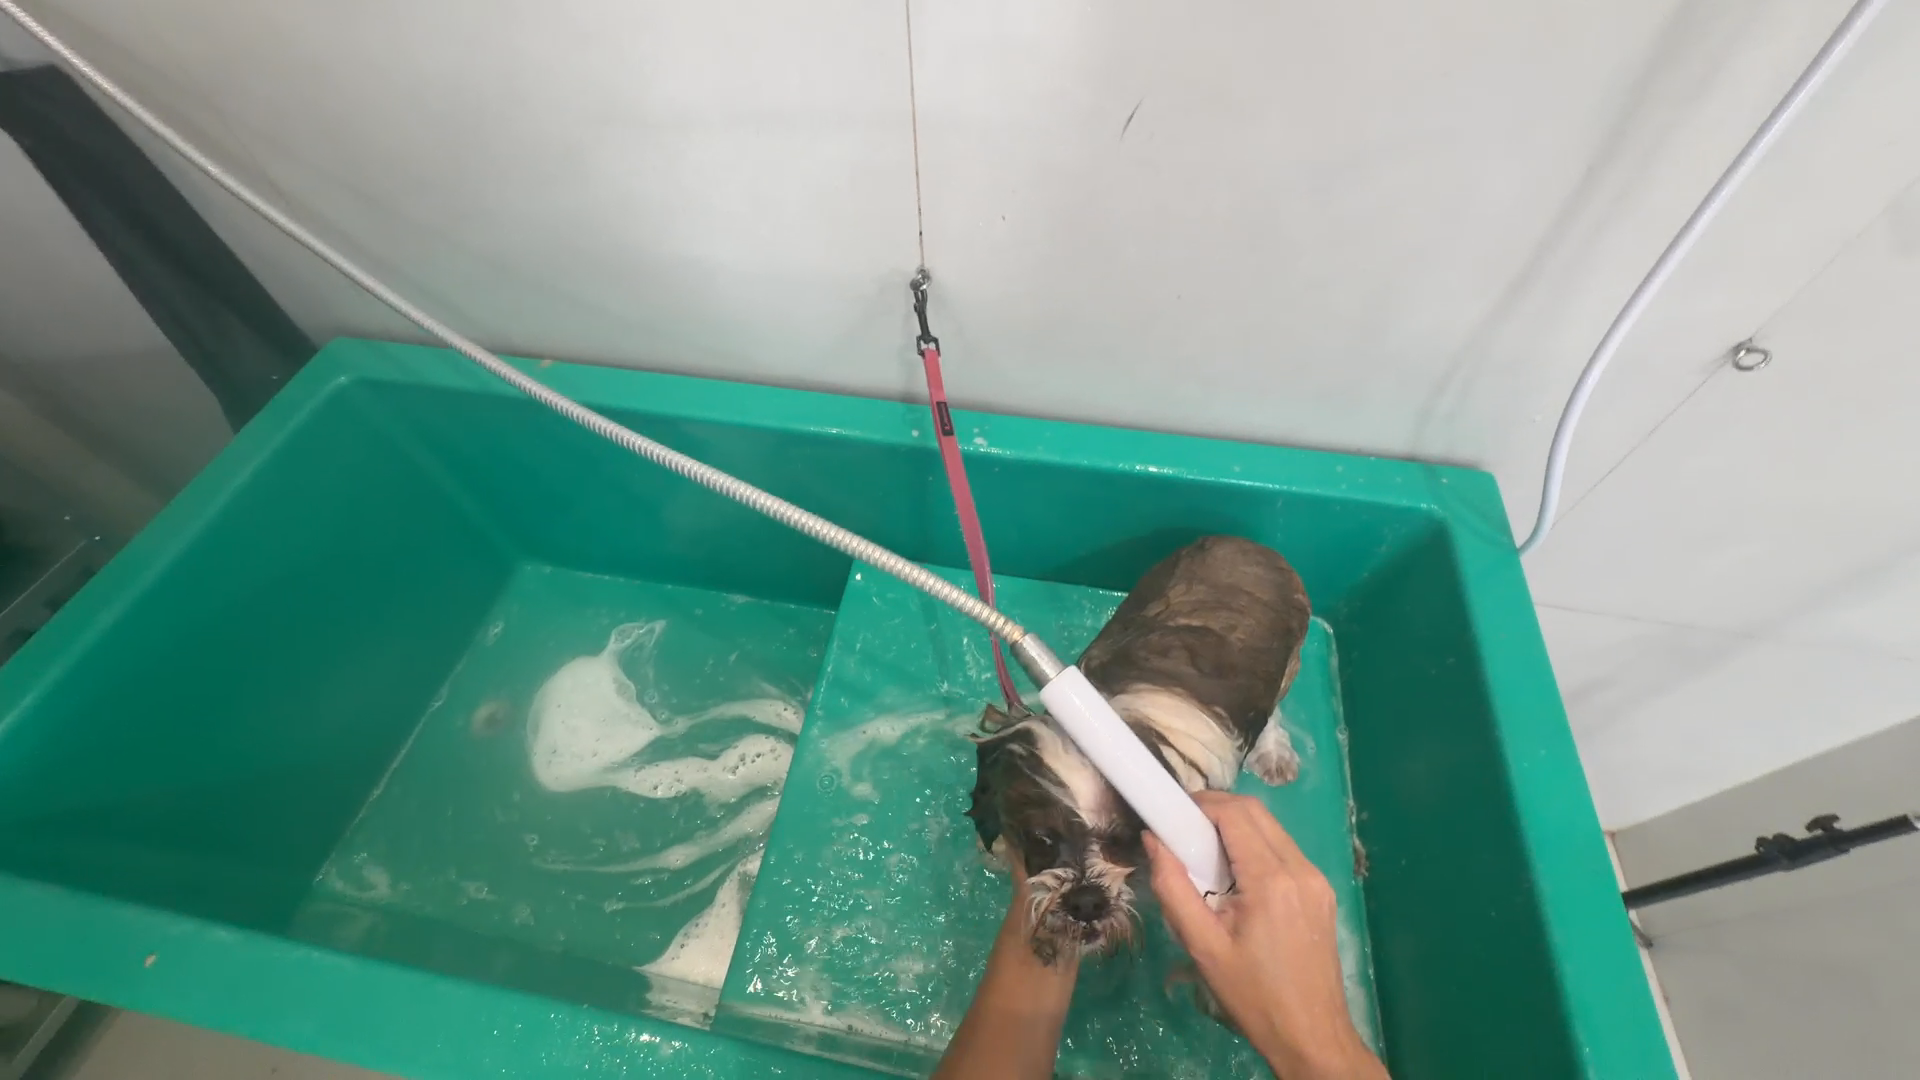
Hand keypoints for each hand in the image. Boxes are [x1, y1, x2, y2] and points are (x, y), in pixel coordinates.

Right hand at [1146, 793, 1386, 1079]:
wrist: (1313, 1040)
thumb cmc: (1253, 996)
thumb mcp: (1202, 946)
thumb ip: (1172, 887)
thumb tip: (1153, 839)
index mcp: (1272, 881)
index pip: (1235, 814)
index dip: (1200, 803)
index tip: (1171, 814)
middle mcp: (1300, 870)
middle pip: (1254, 812)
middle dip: (1215, 808)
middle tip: (1182, 827)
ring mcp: (1316, 879)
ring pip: (1270, 826)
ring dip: (1234, 824)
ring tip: (1204, 851)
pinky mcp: (1320, 891)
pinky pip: (1282, 848)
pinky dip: (1253, 843)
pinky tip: (1234, 872)